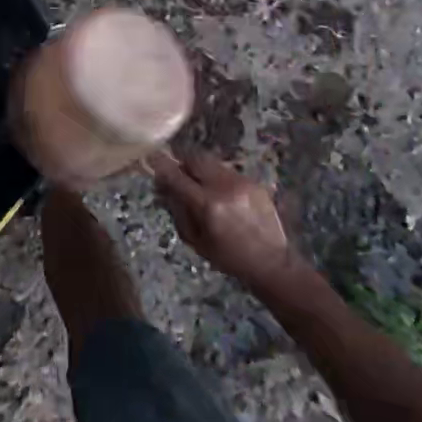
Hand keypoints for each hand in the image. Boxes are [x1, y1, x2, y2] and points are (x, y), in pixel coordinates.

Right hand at [151, 150, 304, 292]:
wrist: (272, 263)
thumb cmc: (228, 258)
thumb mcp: (195, 241)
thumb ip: (177, 211)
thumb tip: (163, 187)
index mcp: (207, 205)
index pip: (177, 176)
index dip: (161, 165)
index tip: (150, 158)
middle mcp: (224, 187)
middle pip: (194, 158)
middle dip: (182, 163)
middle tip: (179, 175)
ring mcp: (242, 182)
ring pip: (211, 162)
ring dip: (201, 170)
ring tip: (202, 186)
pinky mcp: (254, 182)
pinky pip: (228, 171)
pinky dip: (218, 178)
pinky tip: (223, 195)